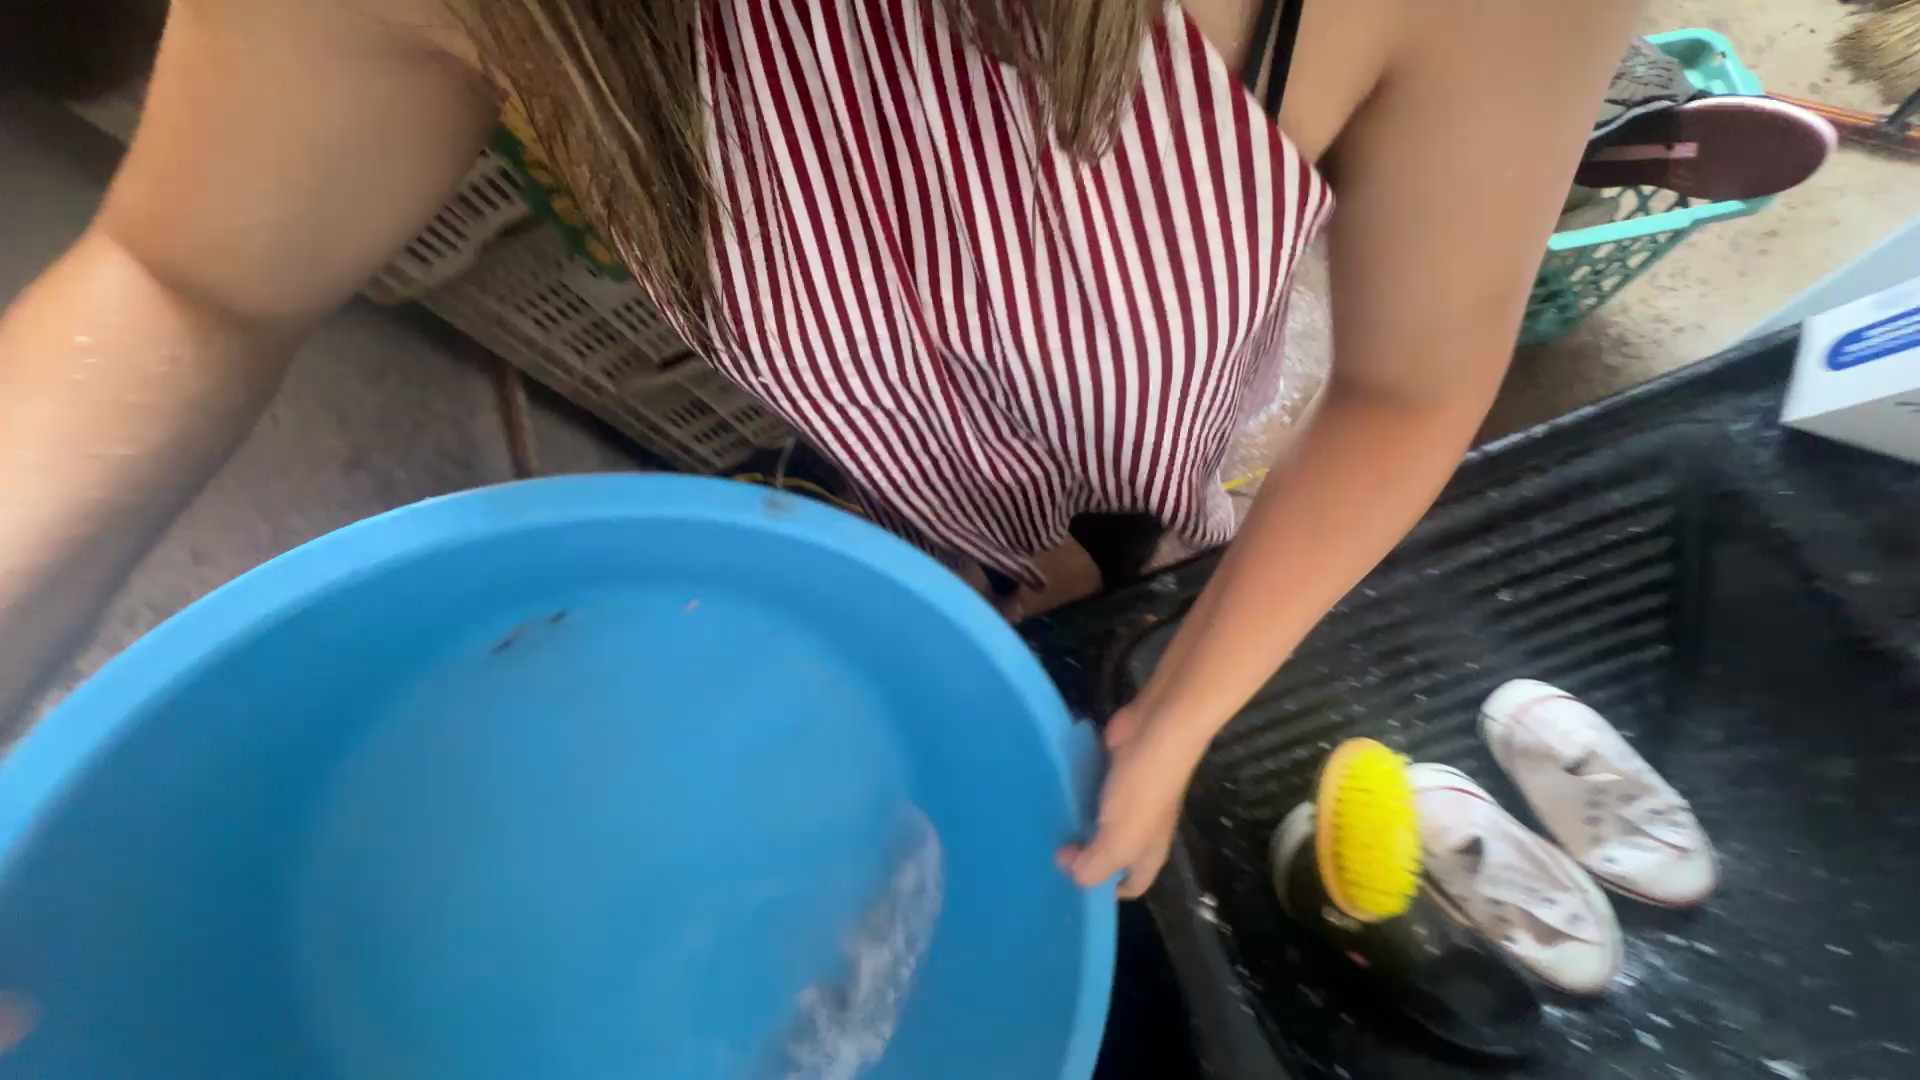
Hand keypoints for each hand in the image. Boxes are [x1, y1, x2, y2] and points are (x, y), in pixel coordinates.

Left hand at [1056, 703, 1209, 898]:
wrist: (1157, 729)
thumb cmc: (1143, 790)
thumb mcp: (1120, 841)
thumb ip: (1094, 865)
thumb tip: (1067, 868)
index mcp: (1146, 852)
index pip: (1131, 884)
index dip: (1106, 892)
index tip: (1068, 890)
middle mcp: (1136, 827)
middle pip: (1106, 851)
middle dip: (1079, 855)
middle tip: (1039, 855)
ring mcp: (1123, 795)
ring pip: (1093, 818)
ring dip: (1069, 821)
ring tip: (1033, 826)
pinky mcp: (1109, 767)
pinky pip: (1085, 787)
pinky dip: (1068, 792)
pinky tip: (1043, 794)